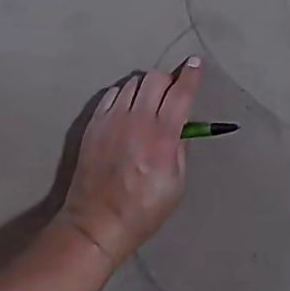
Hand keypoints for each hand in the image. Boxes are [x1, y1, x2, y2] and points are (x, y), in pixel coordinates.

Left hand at [56, 57, 202, 268]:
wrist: (94, 226)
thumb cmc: (143, 210)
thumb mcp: (177, 184)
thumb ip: (182, 149)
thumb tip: (183, 126)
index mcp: (162, 137)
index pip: (181, 93)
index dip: (192, 75)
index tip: (196, 64)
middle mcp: (137, 122)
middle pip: (156, 79)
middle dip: (169, 80)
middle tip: (172, 94)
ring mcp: (111, 121)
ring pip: (133, 82)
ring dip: (146, 87)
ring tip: (149, 102)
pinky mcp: (93, 126)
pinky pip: (112, 94)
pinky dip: (124, 95)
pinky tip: (127, 110)